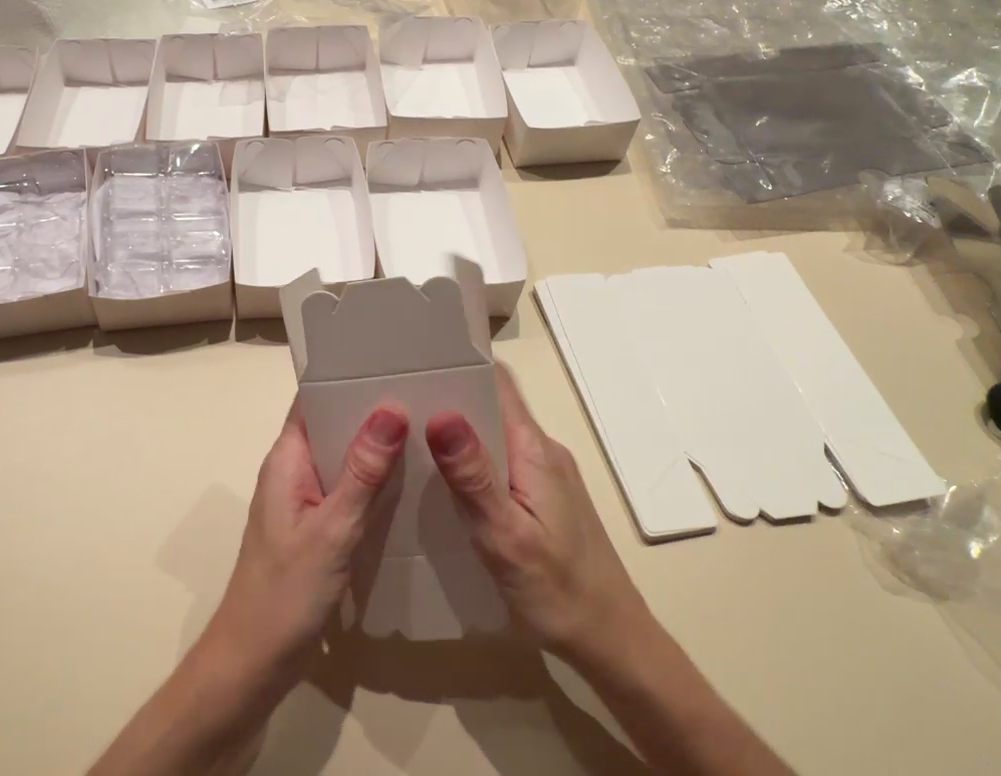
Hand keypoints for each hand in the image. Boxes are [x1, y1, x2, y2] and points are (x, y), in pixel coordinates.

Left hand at [204, 403, 408, 678]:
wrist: (256, 659)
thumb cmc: (287, 590)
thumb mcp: (332, 529)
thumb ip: (361, 472)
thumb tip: (391, 408)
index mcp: (286, 459)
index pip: (313, 399)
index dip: (348, 378)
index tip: (394, 362)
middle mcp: (293, 471)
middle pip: (332, 425)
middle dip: (373, 410)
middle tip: (429, 393)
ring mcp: (304, 500)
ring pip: (343, 459)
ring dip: (378, 448)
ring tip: (431, 429)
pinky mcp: (316, 528)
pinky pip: (348, 490)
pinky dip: (375, 483)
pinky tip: (412, 484)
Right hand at [424, 364, 649, 659]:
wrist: (610, 641)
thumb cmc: (558, 590)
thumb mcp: (507, 537)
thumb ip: (474, 477)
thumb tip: (442, 414)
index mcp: (535, 451)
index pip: (498, 384)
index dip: (459, 364)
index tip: (412, 360)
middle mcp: (541, 452)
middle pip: (492, 405)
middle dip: (445, 397)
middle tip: (390, 402)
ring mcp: (544, 476)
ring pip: (493, 435)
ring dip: (454, 431)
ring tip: (401, 436)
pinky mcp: (541, 499)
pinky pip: (499, 462)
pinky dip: (468, 461)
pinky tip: (436, 481)